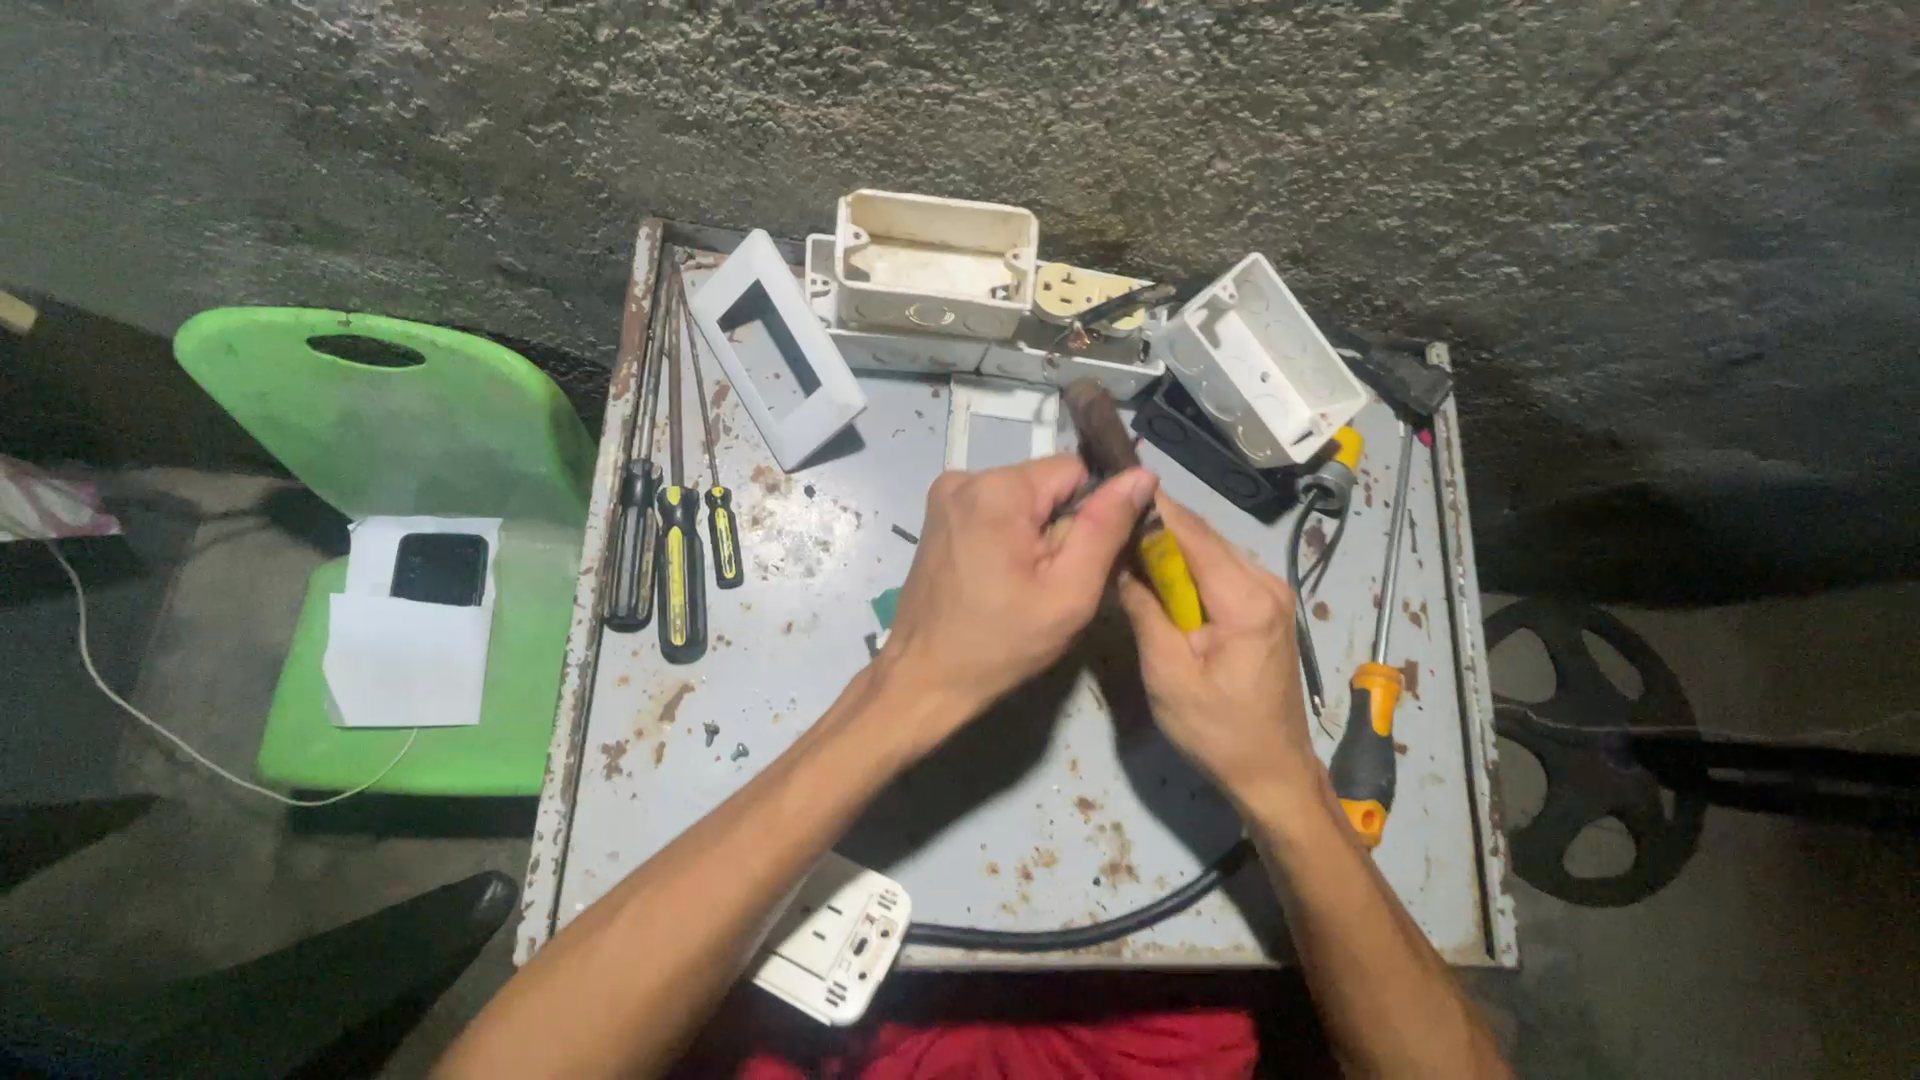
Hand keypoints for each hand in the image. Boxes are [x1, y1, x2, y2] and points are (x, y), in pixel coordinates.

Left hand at [881, 455, 1157, 751]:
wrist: (925, 678)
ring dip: (1034, 535)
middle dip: (1060, 527)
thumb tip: (1142, 475)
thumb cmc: (1001, 643)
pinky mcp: (938, 517)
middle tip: (1053, 582)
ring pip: (1022, 500)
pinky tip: (1002, 579)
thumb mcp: (1068, 591)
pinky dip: (1008, 538)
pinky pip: (995, 512)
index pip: (1075, 470)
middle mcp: (966, 478)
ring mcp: (945, 496)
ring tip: (1025, 585)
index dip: (1093, 513)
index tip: (1085, 559)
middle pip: (1046, 485)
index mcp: (998, 488)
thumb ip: (1106, 527)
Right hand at [1116, 496, 1320, 810]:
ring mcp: (1272, 593)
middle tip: (1107, 516)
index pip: (1191, 534)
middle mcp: (1266, 583)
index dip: (1151, 509)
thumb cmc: (1218, 731)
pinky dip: (1187, 565)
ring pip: (1211, 549)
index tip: (1111, 489)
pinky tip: (1156, 570)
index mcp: (1245, 599)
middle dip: (1155, 524)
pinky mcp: (1266, 606)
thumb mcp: (1168, 675)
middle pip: (1203, 535)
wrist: (1272, 771)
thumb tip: (1120, 564)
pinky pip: (1220, 570)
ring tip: (1122, 539)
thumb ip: (1144, 612)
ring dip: (1169, 544)